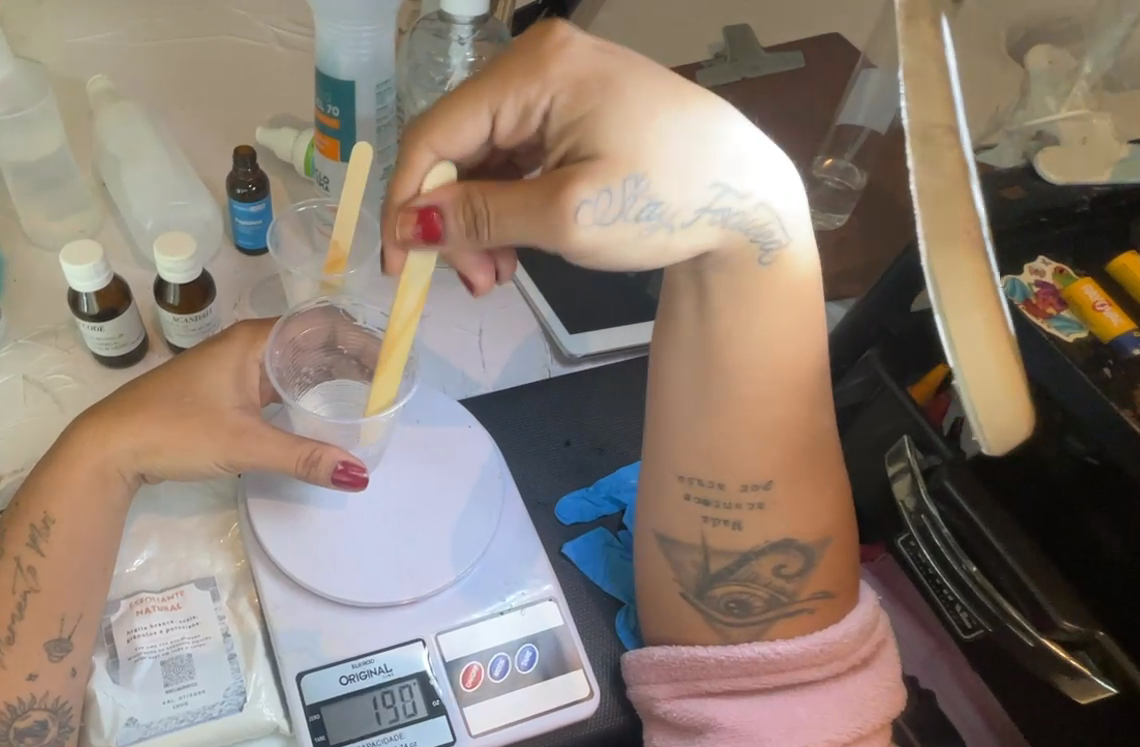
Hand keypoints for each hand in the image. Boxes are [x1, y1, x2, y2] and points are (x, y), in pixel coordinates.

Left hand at [69, 319, 370, 491]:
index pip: (321, 325)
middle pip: (311, 342)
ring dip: (327, 378)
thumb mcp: (244, 444)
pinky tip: (317, 416)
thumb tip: (358, 473)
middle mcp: (246, 347)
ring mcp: (233, 370)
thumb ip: (303, 458)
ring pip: (293, 365)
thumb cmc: (174, 430)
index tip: (390, 364)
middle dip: (350, 360)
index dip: (360, 340)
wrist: (110, 445)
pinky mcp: (224, 393)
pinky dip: (303, 395)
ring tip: (362, 399)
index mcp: (253, 342)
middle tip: (385, 387)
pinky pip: (276, 385)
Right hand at [381, 19, 803, 292]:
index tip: (398, 267)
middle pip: (452, 152)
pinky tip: (512, 253)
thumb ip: (480, 218)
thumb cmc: (666, 199)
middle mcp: (532, 69)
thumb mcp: (565, 215)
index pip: (434, 135)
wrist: (741, 200)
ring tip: (498, 276)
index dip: (405, 204)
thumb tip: (408, 227)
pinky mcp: (560, 120)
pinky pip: (505, 169)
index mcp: (533, 72)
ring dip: (474, 228)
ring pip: (475, 167)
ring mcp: (547, 94)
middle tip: (472, 284)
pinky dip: (499, 216)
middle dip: (451, 225)